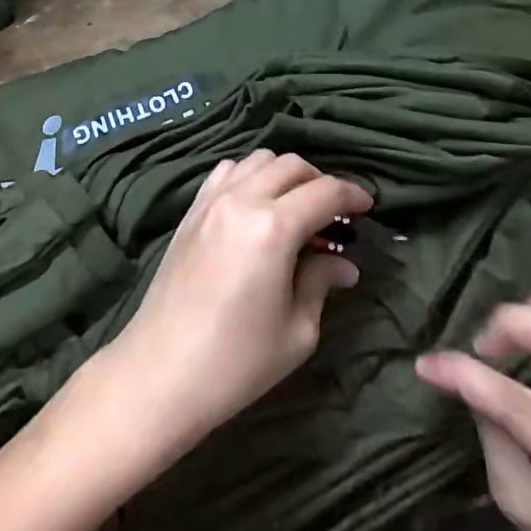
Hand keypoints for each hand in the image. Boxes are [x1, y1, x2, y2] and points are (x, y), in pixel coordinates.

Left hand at [100, 150, 373, 450]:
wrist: (161, 370)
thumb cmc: (237, 360)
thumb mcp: (297, 329)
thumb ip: (321, 282)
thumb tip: (343, 263)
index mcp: (273, 227)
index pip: (324, 192)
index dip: (353, 195)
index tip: (369, 208)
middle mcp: (240, 201)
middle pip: (290, 166)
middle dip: (321, 182)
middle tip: (336, 215)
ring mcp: (210, 202)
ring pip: (256, 161)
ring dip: (284, 175)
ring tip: (297, 209)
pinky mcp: (190, 212)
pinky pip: (225, 173)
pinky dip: (249, 176)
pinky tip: (256, 207)